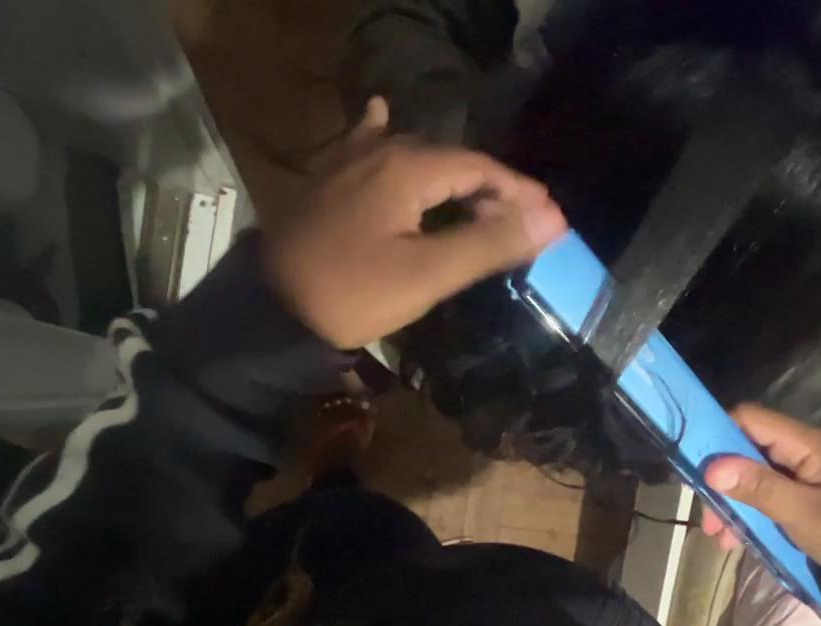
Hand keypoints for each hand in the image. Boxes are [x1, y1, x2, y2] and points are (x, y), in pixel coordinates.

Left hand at [262, 98, 568, 347]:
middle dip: (490, 187)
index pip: (481, 166)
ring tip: (479, 200)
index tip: (550, 222)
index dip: (519, 193)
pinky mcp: (325, 182)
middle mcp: (377, 150)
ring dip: (450, 176)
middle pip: (449, 160)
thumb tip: (551, 220)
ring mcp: (346, 162)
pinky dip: (386, 141)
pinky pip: (364, 147)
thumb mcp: (427, 274)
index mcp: (407, 166)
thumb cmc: (353, 294)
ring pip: (412, 157)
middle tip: (520, 223)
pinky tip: (381, 119)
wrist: (269, 311)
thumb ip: (488, 243)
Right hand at [700, 404, 820, 577]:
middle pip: (744, 450)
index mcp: (805, 445)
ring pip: (750, 478)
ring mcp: (800, 478)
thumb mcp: (805, 513)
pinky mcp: (801, 500)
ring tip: (720, 539)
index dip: (718, 434)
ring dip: (731, 505)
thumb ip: (760, 488)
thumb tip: (711, 467)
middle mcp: (799, 453)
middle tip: (707, 517)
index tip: (693, 466)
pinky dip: (747, 517)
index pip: (749, 419)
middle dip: (720, 480)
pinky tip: (736, 542)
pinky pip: (764, 499)